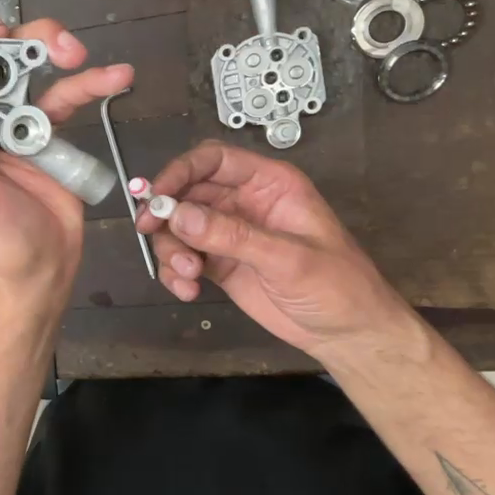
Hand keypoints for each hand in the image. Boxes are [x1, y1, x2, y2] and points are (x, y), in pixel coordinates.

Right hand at [134, 140, 423, 364]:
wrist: (347, 333)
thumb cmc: (336, 286)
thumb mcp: (288, 258)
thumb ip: (232, 236)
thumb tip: (178, 216)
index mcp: (269, 185)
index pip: (214, 161)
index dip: (179, 171)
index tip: (154, 195)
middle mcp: (244, 204)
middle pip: (186, 194)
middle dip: (165, 214)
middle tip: (148, 232)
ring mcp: (228, 235)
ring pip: (178, 228)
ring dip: (171, 250)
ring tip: (187, 276)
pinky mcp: (218, 264)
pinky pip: (182, 258)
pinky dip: (175, 273)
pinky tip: (188, 290)